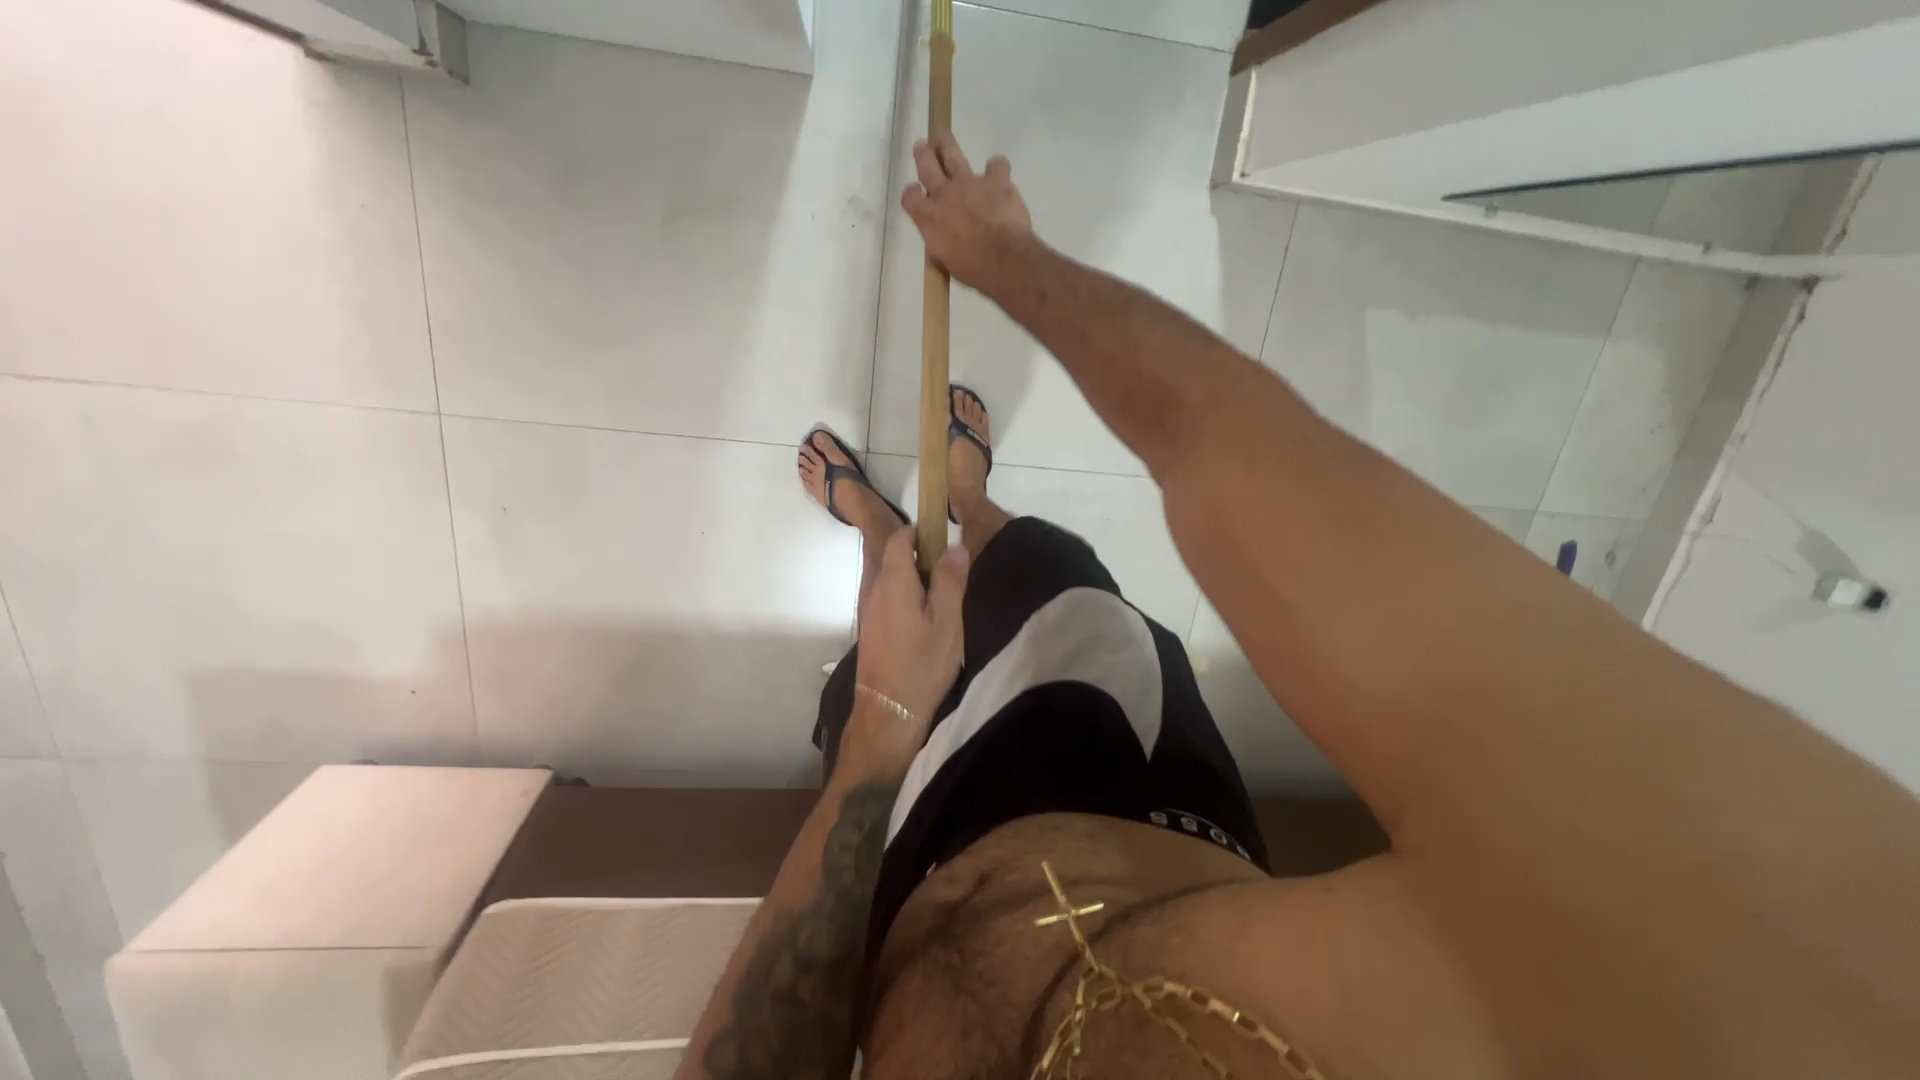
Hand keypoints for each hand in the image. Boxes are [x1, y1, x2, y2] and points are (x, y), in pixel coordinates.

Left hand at [848, 527, 969, 758]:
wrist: (889, 711)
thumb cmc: (922, 664)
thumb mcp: (947, 621)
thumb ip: (950, 580)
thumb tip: (954, 545)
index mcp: (892, 580)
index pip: (900, 538)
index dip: (921, 531)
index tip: (945, 537)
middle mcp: (873, 589)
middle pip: (893, 557)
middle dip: (920, 554)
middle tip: (951, 569)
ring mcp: (869, 610)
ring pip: (890, 579)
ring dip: (914, 577)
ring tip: (944, 593)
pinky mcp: (871, 629)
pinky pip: (887, 597)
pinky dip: (906, 595)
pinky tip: (926, 616)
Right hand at [901, 133, 1034, 289]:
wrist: (1001, 259)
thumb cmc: (971, 268)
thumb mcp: (945, 260)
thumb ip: (940, 242)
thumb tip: (943, 240)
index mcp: (928, 218)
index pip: (910, 198)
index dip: (911, 194)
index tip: (915, 193)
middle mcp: (944, 195)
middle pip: (927, 166)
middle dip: (923, 154)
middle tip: (922, 145)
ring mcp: (969, 183)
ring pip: (953, 155)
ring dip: (947, 144)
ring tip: (944, 137)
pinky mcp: (995, 180)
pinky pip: (996, 165)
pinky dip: (997, 168)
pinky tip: (999, 175)